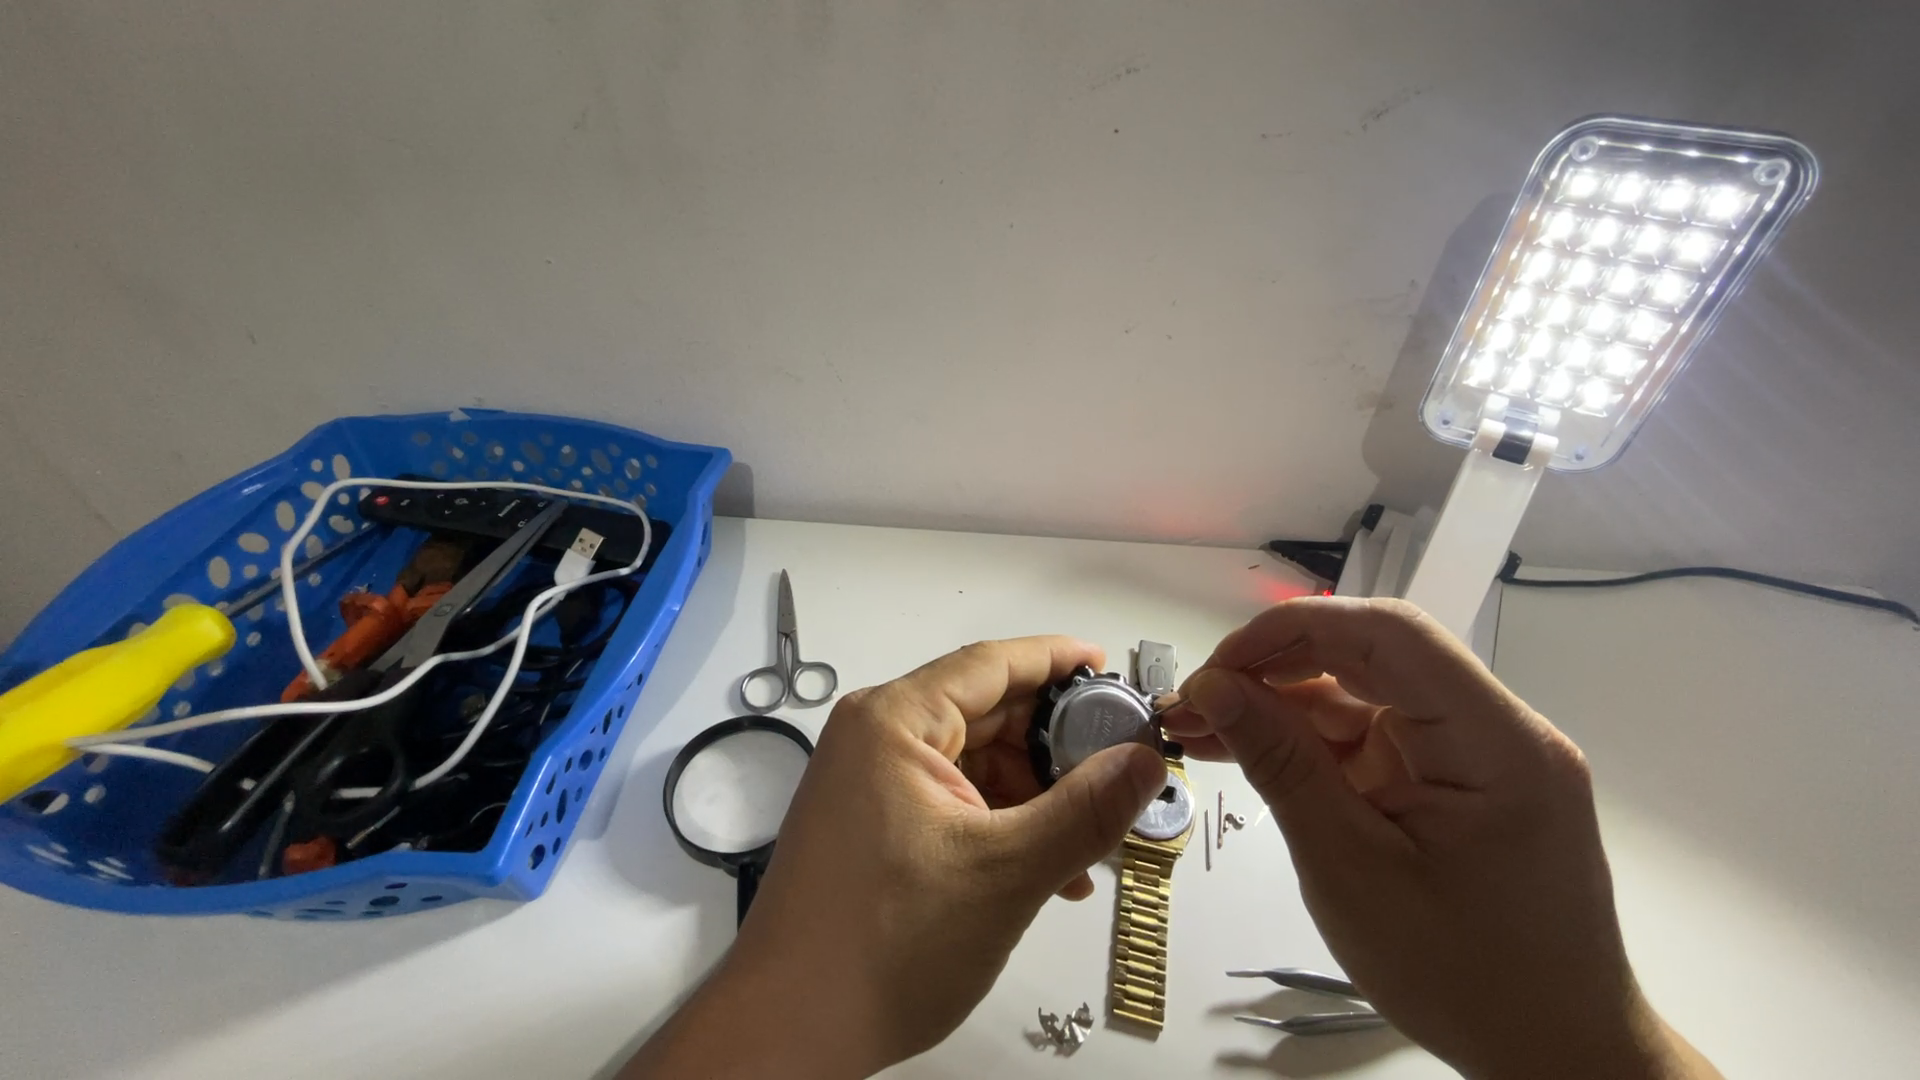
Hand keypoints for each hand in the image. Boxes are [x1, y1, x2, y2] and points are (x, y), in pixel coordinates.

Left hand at [625, 637, 1166, 1078]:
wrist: (789, 1032)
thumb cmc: (889, 942)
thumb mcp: (1004, 873)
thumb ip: (1084, 812)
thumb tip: (1146, 760)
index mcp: (894, 720)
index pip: (990, 664)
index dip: (1056, 660)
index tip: (1111, 667)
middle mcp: (877, 736)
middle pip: (985, 712)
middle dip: (1054, 742)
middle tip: (1118, 765)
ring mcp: (872, 780)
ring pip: (974, 760)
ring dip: (1034, 793)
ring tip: (1090, 838)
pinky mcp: (874, 821)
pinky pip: (953, 798)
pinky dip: (1001, 821)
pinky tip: (1048, 867)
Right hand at [1161, 597, 1719, 1079]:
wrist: (1551, 1055)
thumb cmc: (1460, 976)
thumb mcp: (1349, 867)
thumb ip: (1280, 763)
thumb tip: (1210, 685)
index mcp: (1495, 741)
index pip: (1389, 634)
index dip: (1292, 629)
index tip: (1217, 667)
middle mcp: (1490, 726)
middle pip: (1365, 656)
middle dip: (1268, 669)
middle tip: (1191, 702)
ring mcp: (1466, 749)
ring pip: (1352, 692)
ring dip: (1271, 706)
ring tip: (1194, 729)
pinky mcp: (1443, 773)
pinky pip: (1359, 734)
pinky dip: (1297, 739)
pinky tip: (1236, 749)